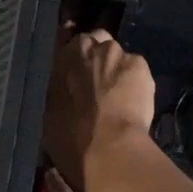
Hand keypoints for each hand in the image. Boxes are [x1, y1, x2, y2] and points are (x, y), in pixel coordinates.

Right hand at [43, 28, 154, 191]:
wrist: (110, 148)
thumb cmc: (72, 137)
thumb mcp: (51, 115)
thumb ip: (58, 94)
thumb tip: (63, 94)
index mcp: (64, 57)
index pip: (71, 46)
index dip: (76, 62)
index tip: (78, 79)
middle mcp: (91, 47)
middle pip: (97, 42)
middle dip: (98, 59)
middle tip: (98, 86)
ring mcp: (118, 53)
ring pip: (119, 57)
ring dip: (118, 71)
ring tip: (120, 98)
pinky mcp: (141, 66)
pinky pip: (136, 70)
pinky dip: (135, 82)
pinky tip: (134, 102)